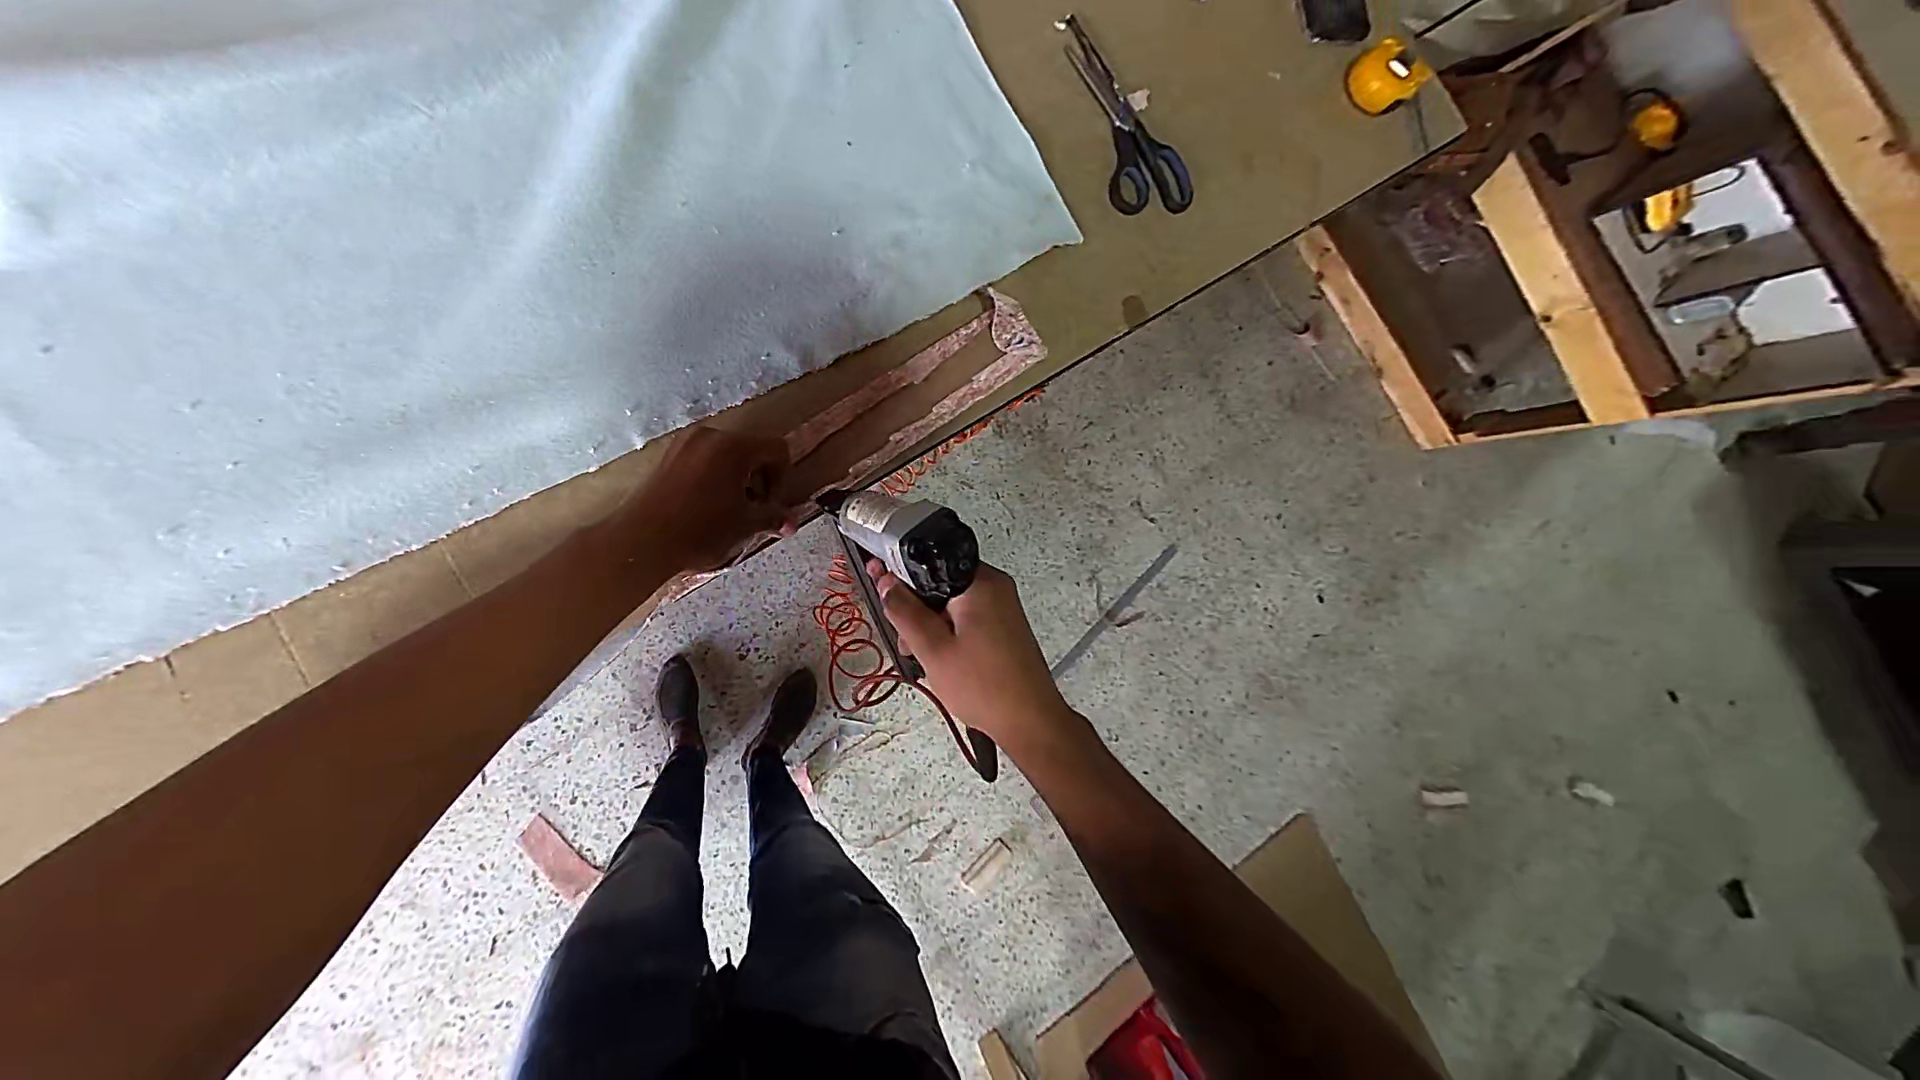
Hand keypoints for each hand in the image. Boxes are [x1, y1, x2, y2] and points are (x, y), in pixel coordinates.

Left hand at [626, 425, 795, 572]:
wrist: (642, 542)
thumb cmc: (698, 531)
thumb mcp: (744, 525)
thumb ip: (772, 518)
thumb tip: (790, 523)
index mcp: (734, 448)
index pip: (777, 449)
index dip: (783, 477)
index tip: (771, 503)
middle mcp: (709, 437)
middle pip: (751, 449)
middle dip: (759, 478)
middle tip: (754, 508)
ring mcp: (684, 444)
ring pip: (726, 454)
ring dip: (737, 478)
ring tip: (730, 509)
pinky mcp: (667, 457)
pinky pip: (703, 459)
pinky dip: (714, 476)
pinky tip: (706, 506)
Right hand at [871, 560, 1082, 755]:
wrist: (1029, 721)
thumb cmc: (987, 688)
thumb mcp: (932, 649)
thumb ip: (905, 612)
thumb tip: (886, 584)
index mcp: (981, 583)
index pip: (930, 560)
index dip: (900, 575)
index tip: (881, 588)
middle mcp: (995, 588)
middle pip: (940, 584)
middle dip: (917, 609)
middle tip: (908, 640)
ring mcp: (1002, 608)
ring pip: (951, 604)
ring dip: (931, 626)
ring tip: (926, 659)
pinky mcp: (1003, 627)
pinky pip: (966, 619)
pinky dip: (950, 635)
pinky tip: (944, 661)